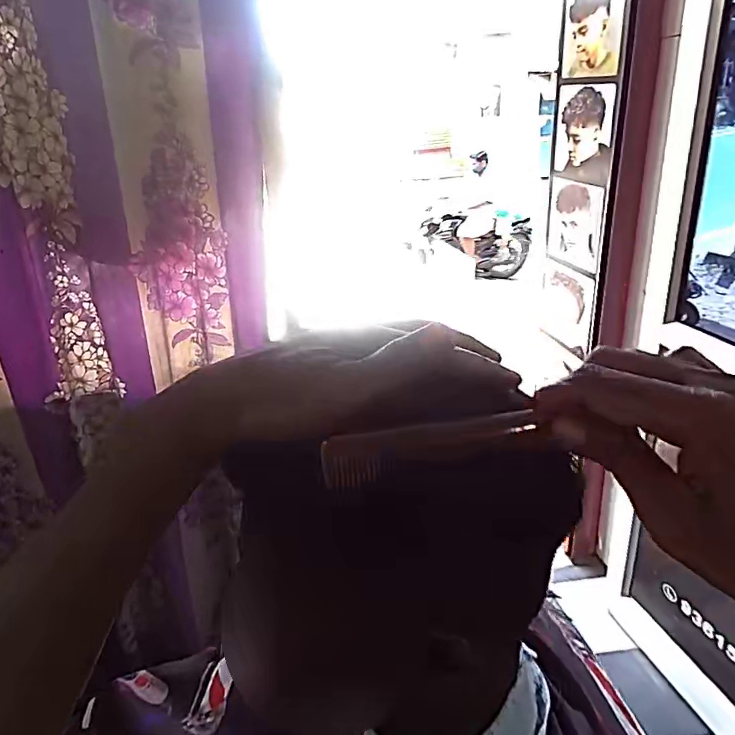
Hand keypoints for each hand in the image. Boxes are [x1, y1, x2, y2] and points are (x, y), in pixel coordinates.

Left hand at [154, 322, 523, 462]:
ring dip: (431, 351)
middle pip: (419, 334)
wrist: (225, 401)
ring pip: (396, 341)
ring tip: (453, 366)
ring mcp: (336, 345)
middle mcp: (356, 333)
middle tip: (491, 365)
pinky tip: (392, 373)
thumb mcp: (347, 386)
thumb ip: (396, 362)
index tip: (509, 374)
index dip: (473, 356)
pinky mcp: (319, 360)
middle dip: (459, 348)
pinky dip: (401, 359)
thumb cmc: (287, 400)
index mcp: (369, 337)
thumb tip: (447, 333)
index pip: (435, 339)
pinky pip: (374, 353)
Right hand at [535, 347, 734, 633]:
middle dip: (578, 384)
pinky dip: (645, 383)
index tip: (532, 410)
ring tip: (587, 418)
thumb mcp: (675, 518)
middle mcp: (724, 389)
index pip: (604, 386)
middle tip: (553, 417)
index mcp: (705, 416)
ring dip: (610, 381)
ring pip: (649, 359)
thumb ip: (616, 457)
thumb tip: (568, 424)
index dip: (559, 395)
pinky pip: (682, 371)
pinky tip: (636, 414)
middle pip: (622, 361)